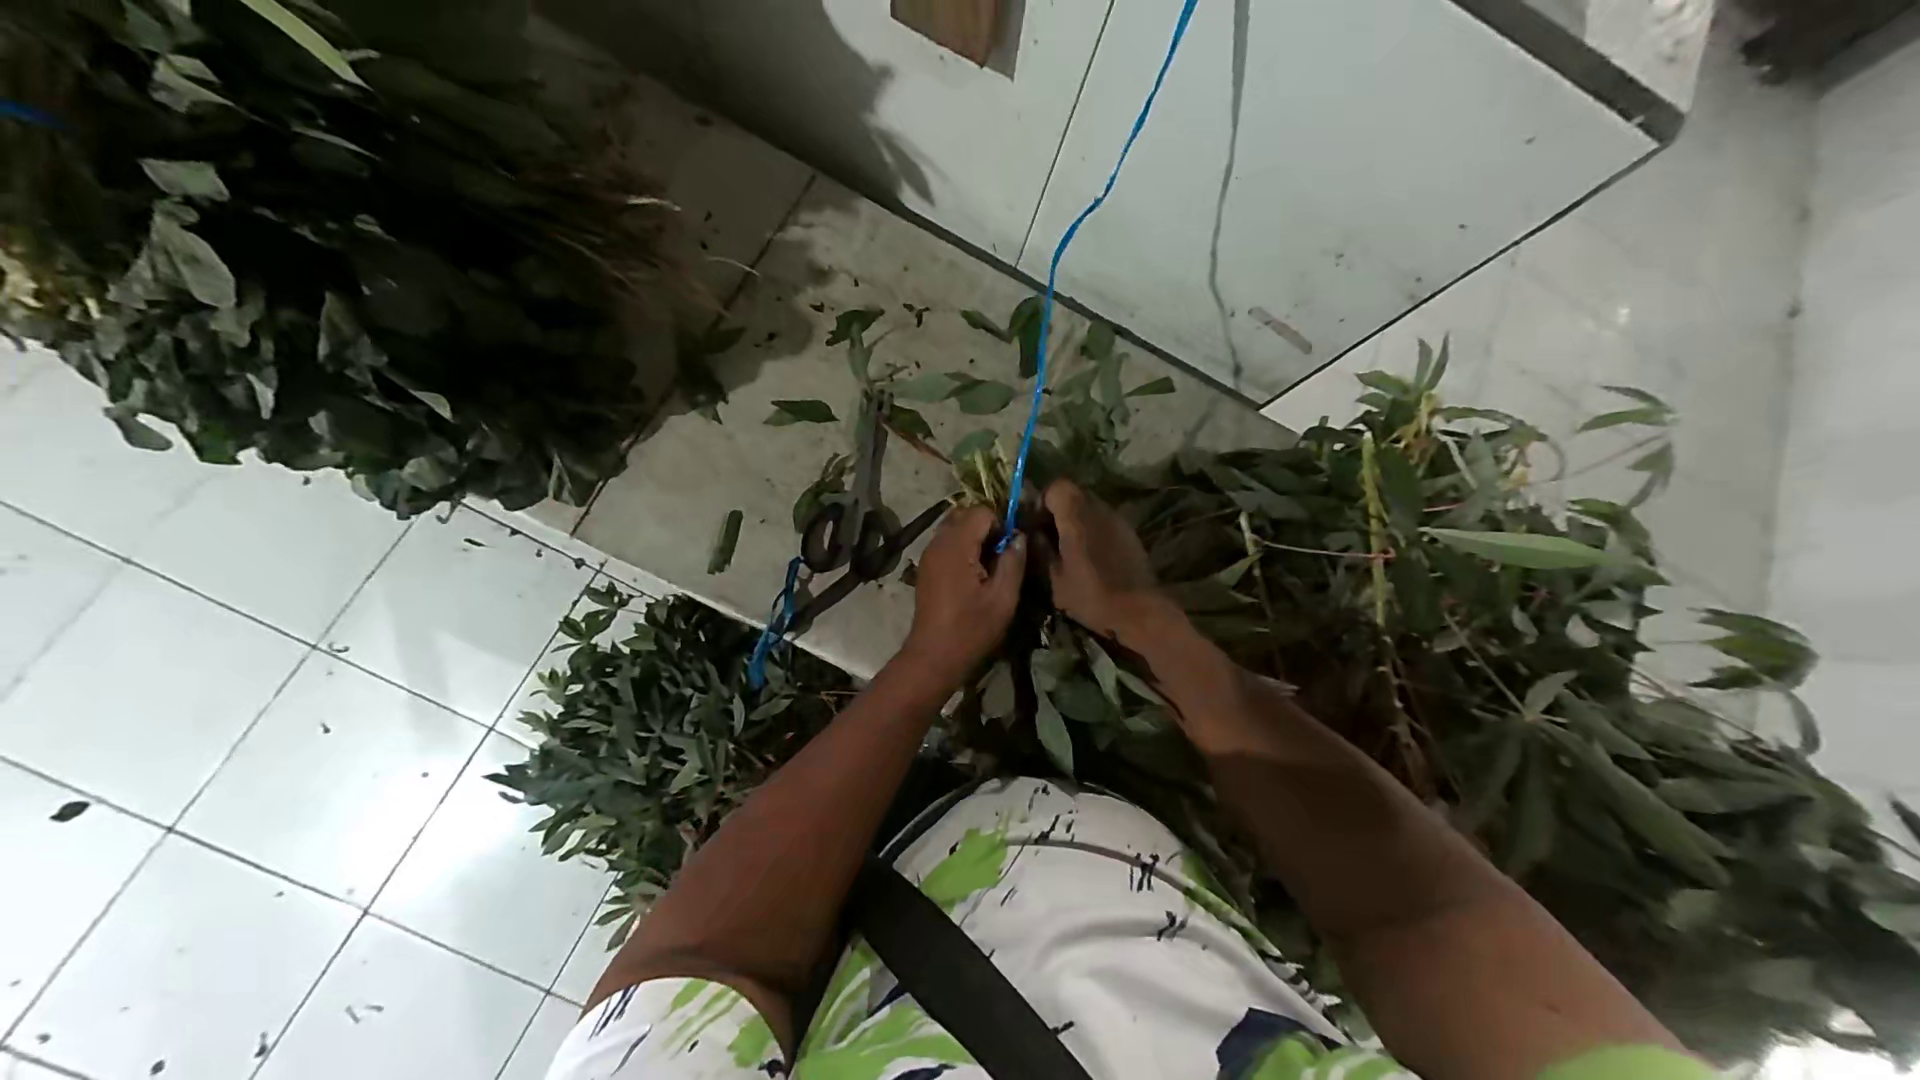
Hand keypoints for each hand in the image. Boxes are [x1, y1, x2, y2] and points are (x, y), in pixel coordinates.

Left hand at [900, 506, 1027, 685]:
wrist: (934, 656)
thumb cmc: (971, 628)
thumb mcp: (1003, 597)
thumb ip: (1013, 561)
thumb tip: (1018, 536)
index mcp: (955, 545)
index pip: (981, 511)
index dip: (1000, 524)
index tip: (1010, 550)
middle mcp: (937, 542)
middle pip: (964, 514)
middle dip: (986, 528)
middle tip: (1000, 556)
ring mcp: (928, 554)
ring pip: (953, 527)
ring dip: (973, 538)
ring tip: (988, 567)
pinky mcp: (926, 567)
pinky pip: (946, 543)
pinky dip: (961, 548)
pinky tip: (972, 576)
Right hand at [1043, 480, 1172, 645]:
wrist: (1139, 611)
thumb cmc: (1092, 596)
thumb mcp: (1056, 579)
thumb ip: (1041, 550)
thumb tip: (1032, 534)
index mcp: (1076, 517)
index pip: (1056, 487)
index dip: (1041, 500)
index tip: (1034, 523)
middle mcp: (1098, 509)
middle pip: (1074, 493)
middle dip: (1057, 509)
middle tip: (1048, 535)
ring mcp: (1117, 518)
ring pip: (1089, 505)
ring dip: (1075, 519)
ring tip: (1068, 546)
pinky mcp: (1129, 531)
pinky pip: (1104, 519)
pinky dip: (1092, 528)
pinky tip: (1090, 554)